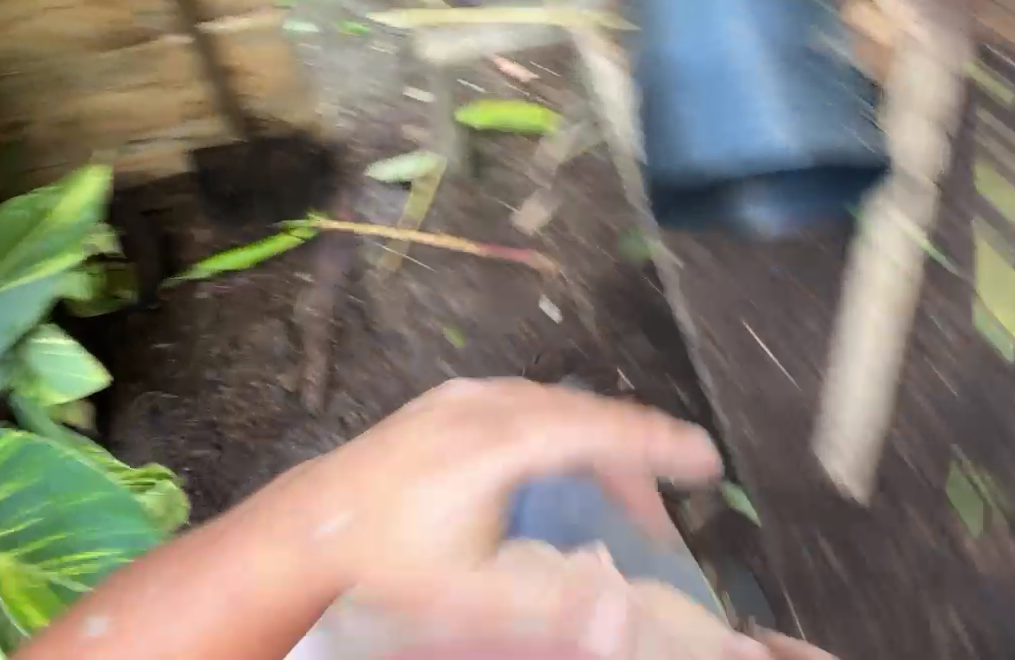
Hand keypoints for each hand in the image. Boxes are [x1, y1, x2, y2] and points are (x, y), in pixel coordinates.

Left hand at [234, 378, 730, 653]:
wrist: (312, 528)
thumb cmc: (389, 564)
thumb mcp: (471, 599)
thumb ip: (551, 608)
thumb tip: (624, 615)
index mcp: (493, 444)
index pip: (589, 431)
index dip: (650, 441)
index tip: (702, 456)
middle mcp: (477, 407)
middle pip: (571, 411)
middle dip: (627, 444)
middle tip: (669, 490)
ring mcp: (453, 400)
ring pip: (543, 402)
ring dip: (589, 435)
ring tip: (620, 484)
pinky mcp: (438, 406)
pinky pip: (514, 400)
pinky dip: (552, 423)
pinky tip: (555, 456)